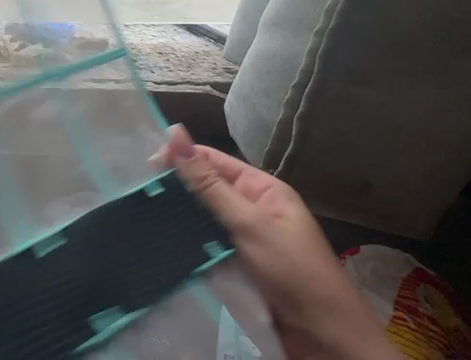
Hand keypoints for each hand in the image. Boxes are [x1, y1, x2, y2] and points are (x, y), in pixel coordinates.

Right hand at [158, 125, 400, 359]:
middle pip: (205, 189)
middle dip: (177, 190)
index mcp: (263, 189)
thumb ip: (207, 182)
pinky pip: (207, 246)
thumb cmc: (293, 273)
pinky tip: (165, 243)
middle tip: (142, 196)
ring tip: (147, 217)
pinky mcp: (239, 266)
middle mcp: (254, 209)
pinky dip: (190, 244)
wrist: (328, 342)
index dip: (180, 158)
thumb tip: (174, 131)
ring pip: (203, 219)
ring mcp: (246, 239)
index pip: (213, 160)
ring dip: (181, 219)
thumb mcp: (248, 223)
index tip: (146, 169)